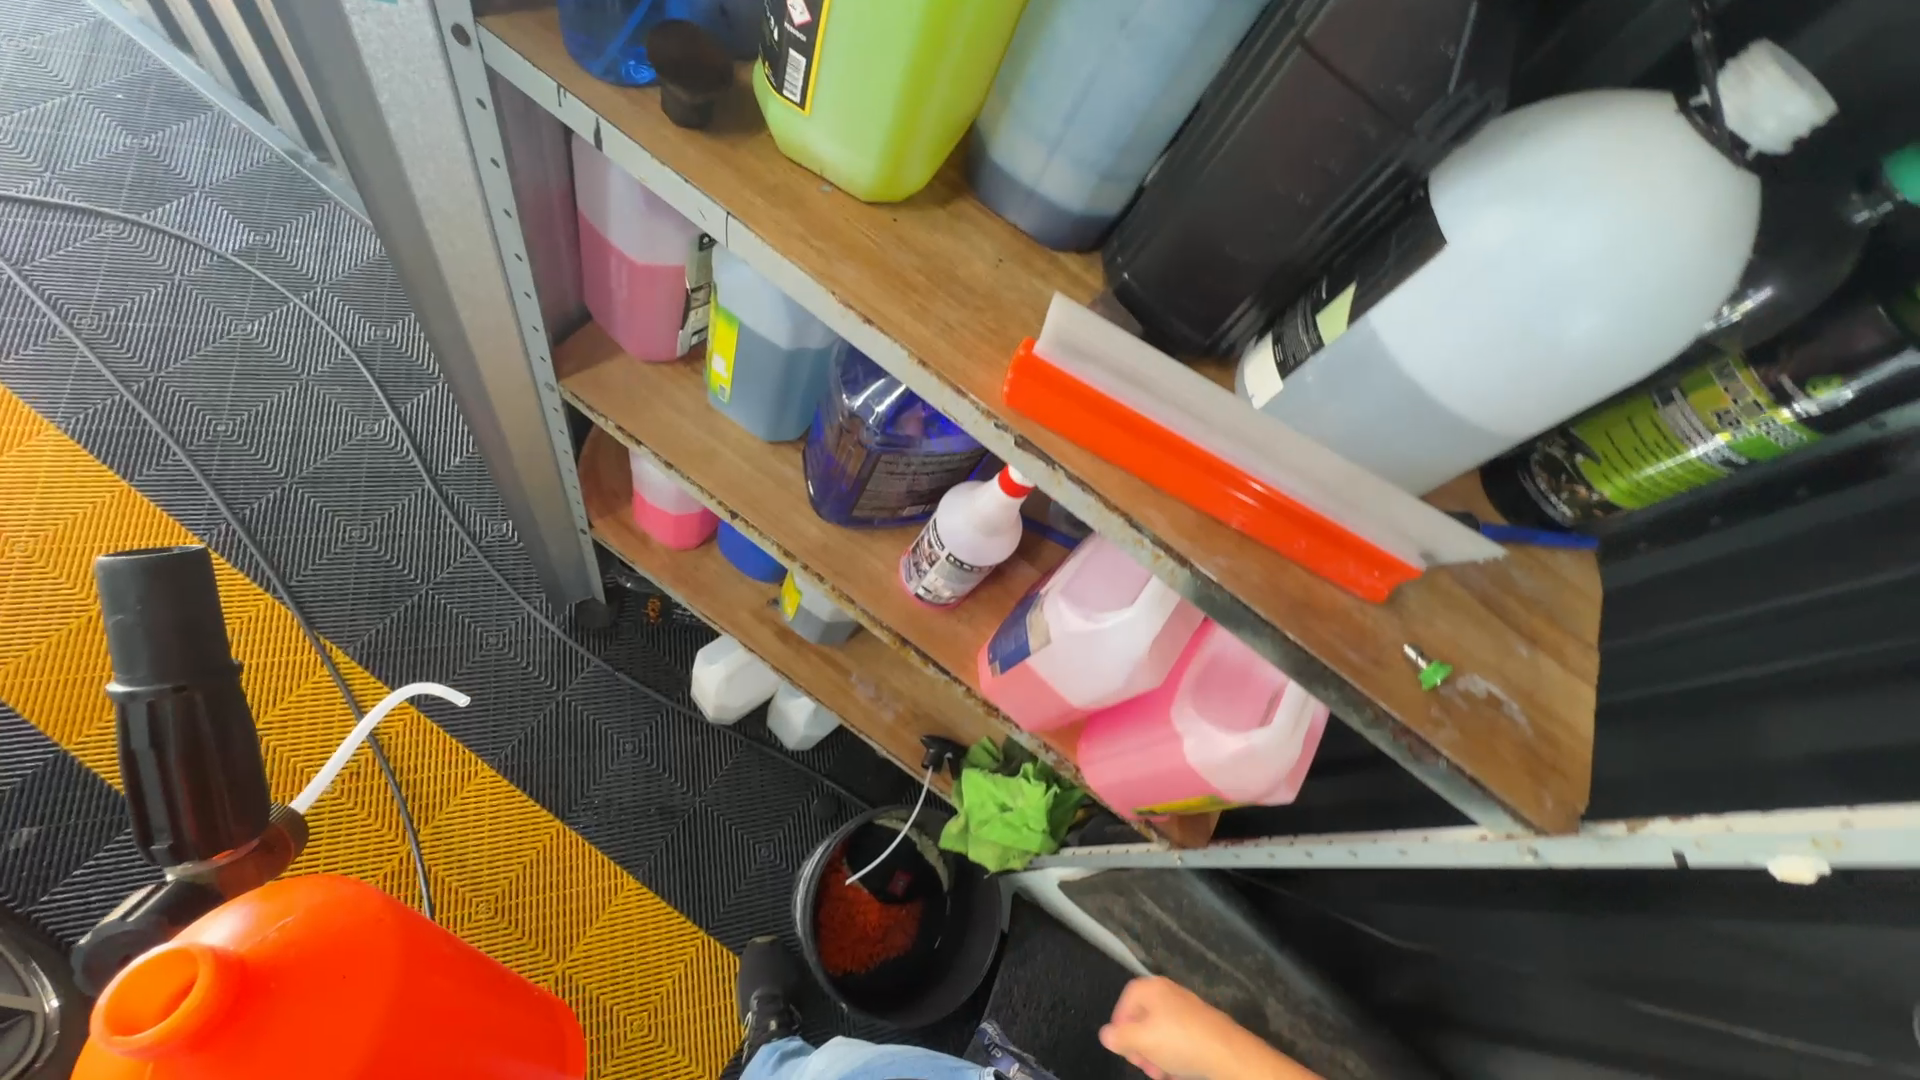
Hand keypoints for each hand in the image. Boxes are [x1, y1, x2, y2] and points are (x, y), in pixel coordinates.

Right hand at [1098, 976, 1258, 1079]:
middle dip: (1139, 1045)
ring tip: (1161, 1073)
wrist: (1228, 1053)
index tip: (1123, 1049)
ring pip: (1160, 1031)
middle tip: (1144, 1066)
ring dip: (1156, 1054)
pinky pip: (1177, 1037)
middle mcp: (1168, 992)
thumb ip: (1120, 1037)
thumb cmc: (1179, 1042)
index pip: (1125, 1001)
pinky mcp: (1200, 1024)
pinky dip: (1173, 1053)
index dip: (1120, 1026)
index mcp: (1151, 988)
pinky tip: (1176, 1071)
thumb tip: (1105, 1033)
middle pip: (1142, 1018)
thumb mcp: (1142, 1041)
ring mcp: (1186, 1008)